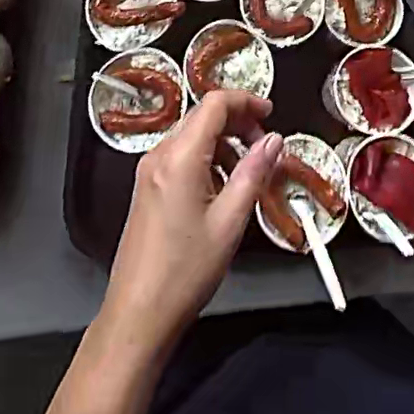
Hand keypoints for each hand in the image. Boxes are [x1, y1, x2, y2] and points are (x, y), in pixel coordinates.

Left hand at [100, 91, 281, 349]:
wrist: (139, 312)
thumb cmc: (185, 271)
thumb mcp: (230, 222)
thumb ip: (254, 173)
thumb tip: (274, 140)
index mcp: (178, 157)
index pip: (213, 104)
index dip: (245, 101)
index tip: (270, 113)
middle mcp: (159, 154)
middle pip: (202, 116)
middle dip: (237, 123)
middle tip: (265, 148)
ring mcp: (150, 170)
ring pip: (192, 136)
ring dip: (224, 143)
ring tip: (248, 173)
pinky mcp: (148, 185)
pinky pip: (181, 156)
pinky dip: (207, 159)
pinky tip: (223, 188)